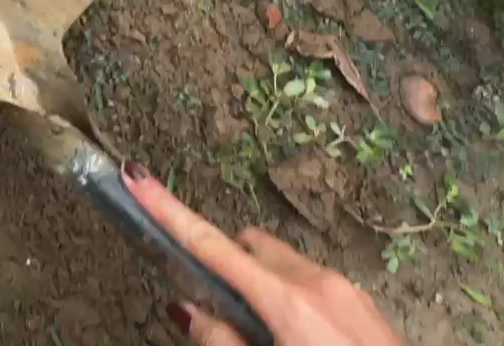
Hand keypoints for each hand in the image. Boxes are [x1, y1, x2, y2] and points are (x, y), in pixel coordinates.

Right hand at [124, 166, 403, 344]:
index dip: (166, 209)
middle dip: (229, 268)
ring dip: (263, 285)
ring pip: (280, 265)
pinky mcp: (369, 308)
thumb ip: (222, 343)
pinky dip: (294, 300)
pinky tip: (307, 343)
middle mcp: (317, 282)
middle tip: (230, 317)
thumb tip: (187, 310)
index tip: (133, 174)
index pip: (209, 244)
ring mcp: (348, 292)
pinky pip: (312, 284)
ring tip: (274, 337)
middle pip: (247, 247)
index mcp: (287, 301)